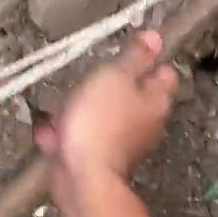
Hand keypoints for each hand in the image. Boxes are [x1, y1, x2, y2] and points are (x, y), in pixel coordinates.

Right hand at [35, 31, 178, 216]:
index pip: (163, 72)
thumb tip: (156, 37)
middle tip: (85, 90)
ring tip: (63, 117)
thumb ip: (135, 57)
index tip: (120, 59)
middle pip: (126, 94)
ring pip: (99, 116)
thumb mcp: (115, 77)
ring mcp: (122, 144)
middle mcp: (145, 124)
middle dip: (100, 89)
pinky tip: (54, 136)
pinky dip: (68, 136)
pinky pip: (82, 138)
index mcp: (156, 101)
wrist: (83, 178)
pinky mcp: (99, 160)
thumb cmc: (100, 122)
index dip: (144, 62)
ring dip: (77, 113)